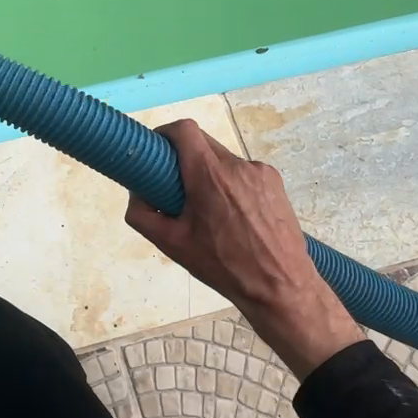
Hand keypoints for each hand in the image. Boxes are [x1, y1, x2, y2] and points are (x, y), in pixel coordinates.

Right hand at [125, 119, 364, 377]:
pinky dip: (231, 184)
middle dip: (184, 157)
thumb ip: (142, 215)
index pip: (184, 130)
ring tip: (209, 210)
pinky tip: (234, 215)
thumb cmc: (223, 266)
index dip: (165, 133)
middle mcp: (237, 165)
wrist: (281, 287)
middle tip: (175, 186)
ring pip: (223, 159)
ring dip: (209, 173)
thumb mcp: (171, 245)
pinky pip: (243, 172)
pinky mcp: (275, 183)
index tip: (156, 150)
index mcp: (209, 175)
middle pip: (202, 143)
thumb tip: (136, 194)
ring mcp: (260, 172)